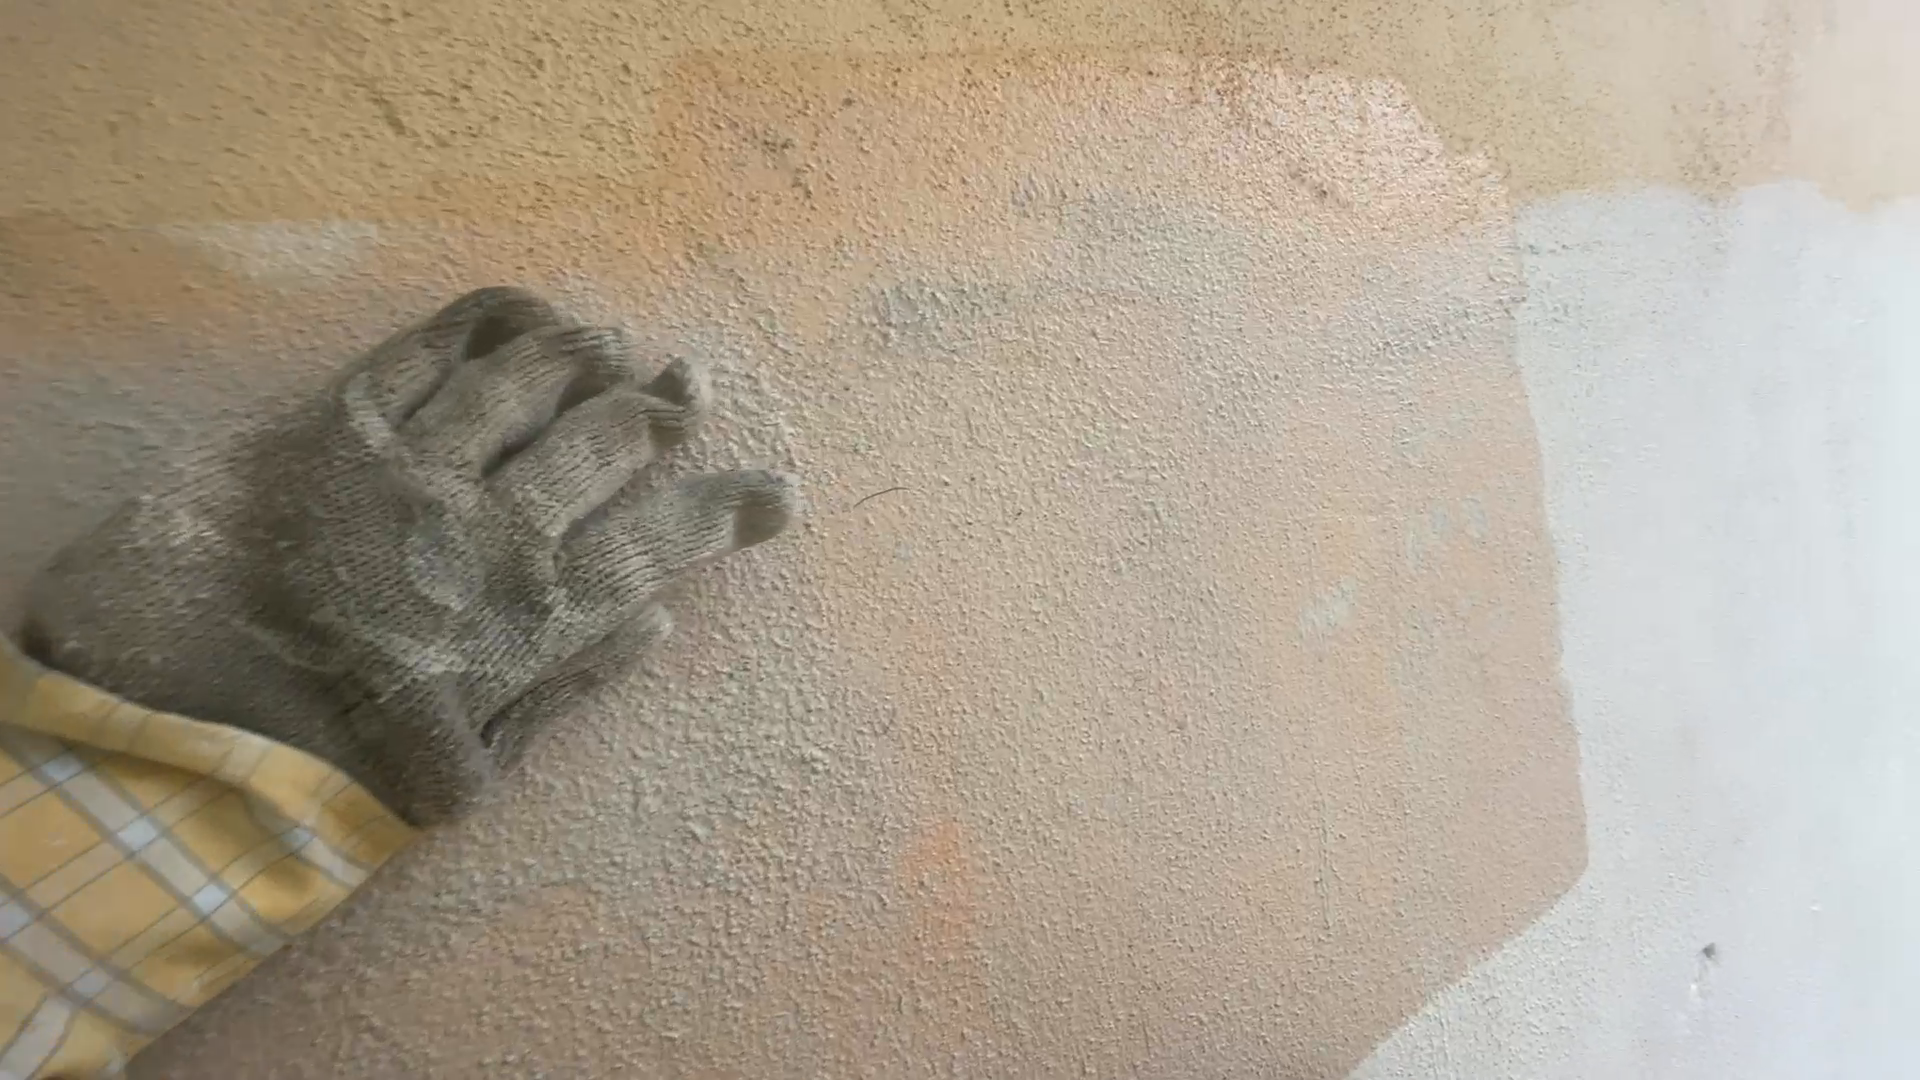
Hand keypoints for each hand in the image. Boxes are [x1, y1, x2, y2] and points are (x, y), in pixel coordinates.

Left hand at [23, 287, 797, 823]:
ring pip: (523, 387)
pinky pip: (419, 355)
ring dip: (583, 358)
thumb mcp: (482, 765)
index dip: (730, 512)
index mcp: (529, 611)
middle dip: (661, 411)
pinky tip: (525, 309)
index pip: (660, 543)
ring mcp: (407, 472)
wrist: (161, 751)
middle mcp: (486, 528)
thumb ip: (577, 687)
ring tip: (617, 343)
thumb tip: (661, 620)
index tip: (780, 494)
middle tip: (691, 386)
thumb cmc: (342, 765)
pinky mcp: (327, 430)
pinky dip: (482, 325)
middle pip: (602, 444)